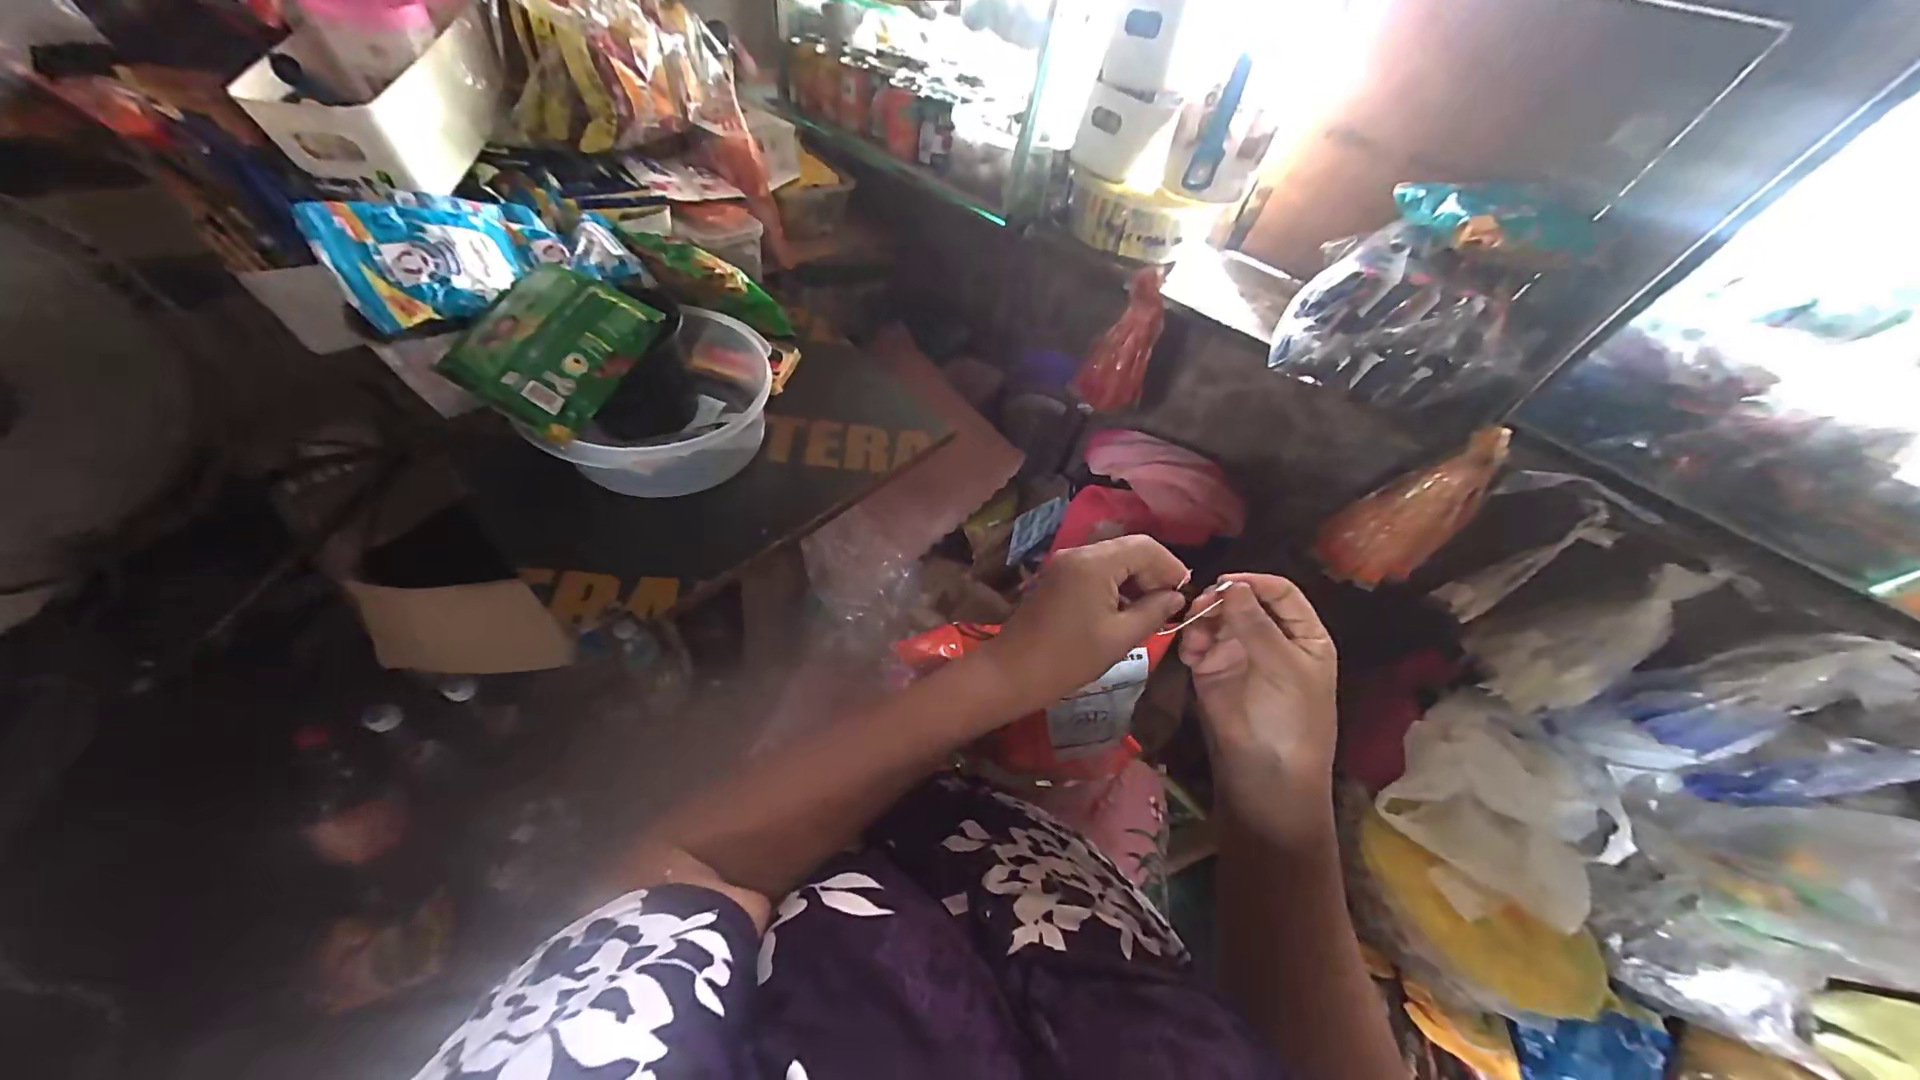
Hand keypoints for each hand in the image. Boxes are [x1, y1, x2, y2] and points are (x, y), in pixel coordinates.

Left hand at [979, 535, 1188, 708]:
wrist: (1012, 672)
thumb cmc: (1069, 657)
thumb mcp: (1120, 637)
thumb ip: (1153, 611)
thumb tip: (1175, 597)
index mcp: (1094, 562)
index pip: (1145, 546)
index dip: (1171, 566)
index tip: (1185, 594)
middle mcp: (1078, 553)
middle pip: (1128, 548)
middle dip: (1153, 572)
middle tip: (1170, 604)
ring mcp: (1064, 564)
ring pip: (1112, 558)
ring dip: (1134, 578)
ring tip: (1150, 610)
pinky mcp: (1057, 578)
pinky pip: (1094, 570)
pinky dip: (1114, 583)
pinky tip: (1124, 609)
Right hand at [1177, 574, 1337, 846]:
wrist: (1265, 772)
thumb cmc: (1291, 718)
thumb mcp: (1284, 666)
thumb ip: (1256, 623)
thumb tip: (1232, 584)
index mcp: (1302, 634)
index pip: (1280, 593)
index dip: (1256, 583)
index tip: (1228, 581)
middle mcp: (1269, 638)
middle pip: (1242, 602)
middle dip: (1222, 600)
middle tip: (1201, 604)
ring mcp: (1237, 652)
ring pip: (1215, 619)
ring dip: (1203, 618)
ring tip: (1194, 629)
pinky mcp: (1209, 668)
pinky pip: (1197, 642)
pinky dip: (1190, 641)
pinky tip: (1191, 651)